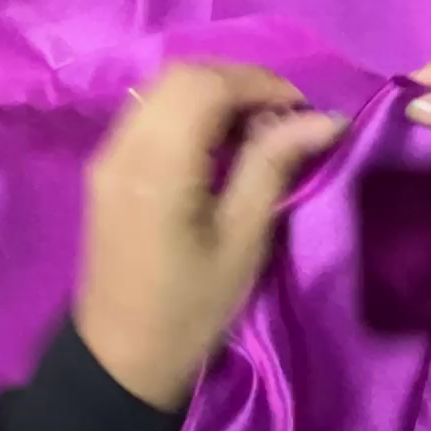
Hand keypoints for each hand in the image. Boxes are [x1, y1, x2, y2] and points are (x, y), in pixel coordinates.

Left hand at [75, 64, 342, 409]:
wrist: (120, 357)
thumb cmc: (190, 310)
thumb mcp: (243, 241)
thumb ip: (274, 166)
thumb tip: (324, 118)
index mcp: (158, 169)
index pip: (206, 86)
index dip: (259, 83)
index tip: (299, 111)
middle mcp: (124, 146)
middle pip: (182, 74)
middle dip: (239, 80)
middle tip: (280, 115)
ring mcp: (108, 151)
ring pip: (164, 84)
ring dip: (215, 88)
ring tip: (255, 123)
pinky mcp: (107, 161)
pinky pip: (151, 106)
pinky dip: (190, 104)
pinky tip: (218, 135)